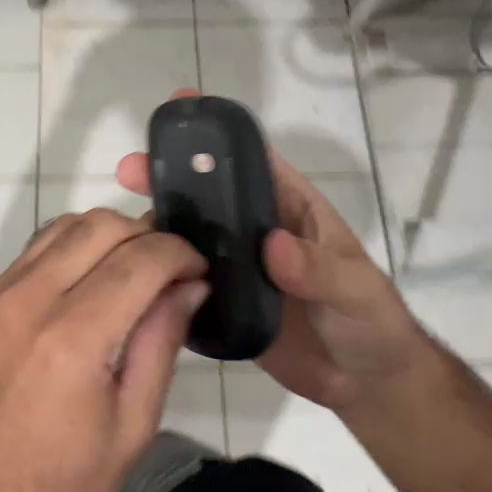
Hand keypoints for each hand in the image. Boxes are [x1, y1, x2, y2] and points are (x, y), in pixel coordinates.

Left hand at [0, 210, 208, 491]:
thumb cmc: (57, 479)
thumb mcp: (130, 429)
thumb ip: (161, 345)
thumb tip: (191, 286)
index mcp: (72, 338)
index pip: (140, 259)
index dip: (181, 254)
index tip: (200, 270)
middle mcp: (32, 298)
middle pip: (103, 224)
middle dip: (149, 234)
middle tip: (172, 270)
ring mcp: (2, 291)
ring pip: (68, 222)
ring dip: (111, 233)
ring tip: (135, 270)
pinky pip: (40, 243)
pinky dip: (76, 242)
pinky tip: (93, 276)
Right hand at [116, 91, 428, 411]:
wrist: (364, 385)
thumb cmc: (370, 319)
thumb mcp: (355, 287)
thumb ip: (318, 268)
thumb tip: (272, 245)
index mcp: (288, 206)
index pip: (250, 157)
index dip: (216, 131)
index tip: (179, 106)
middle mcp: (254, 228)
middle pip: (206, 191)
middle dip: (169, 174)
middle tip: (130, 170)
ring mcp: (235, 265)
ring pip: (188, 234)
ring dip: (157, 226)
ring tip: (121, 228)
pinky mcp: (222, 303)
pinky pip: (185, 282)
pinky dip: (159, 276)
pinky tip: (129, 276)